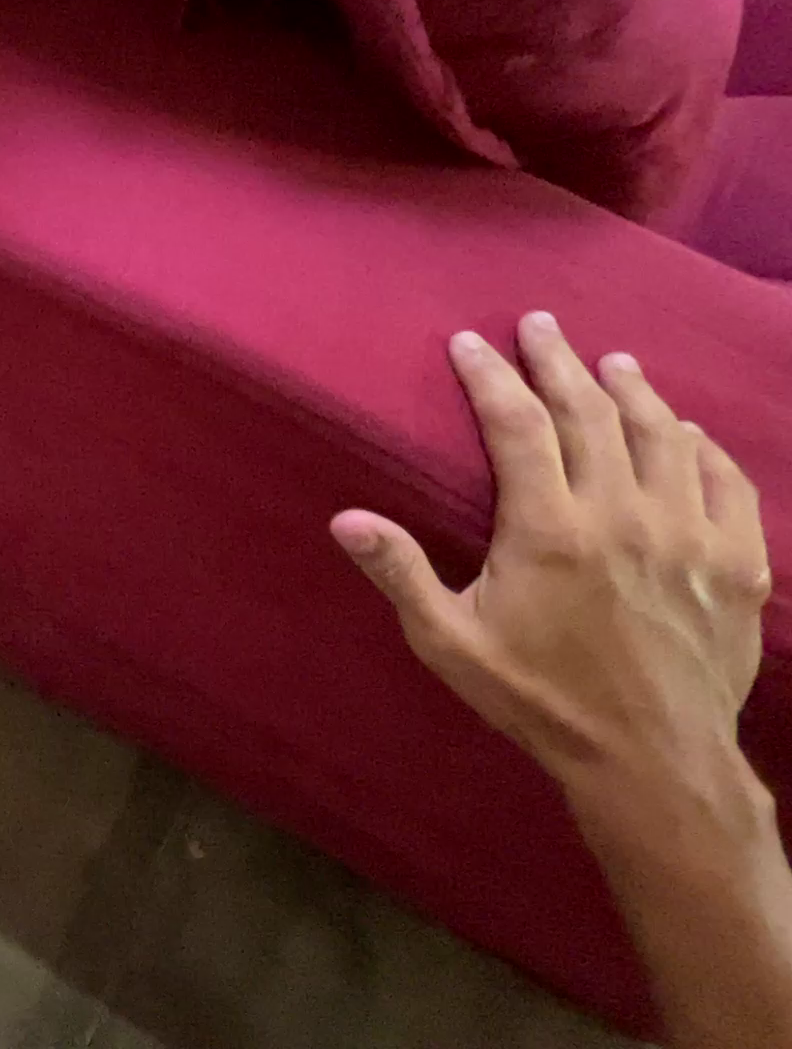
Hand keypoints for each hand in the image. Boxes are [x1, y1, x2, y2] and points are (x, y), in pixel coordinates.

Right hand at [331, 312, 771, 795]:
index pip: (520, 429)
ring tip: (608, 360)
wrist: (649, 758)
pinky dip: (698, 443)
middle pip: (593, 416)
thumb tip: (345, 518)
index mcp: (551, 531)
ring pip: (662, 438)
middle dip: (560, 362)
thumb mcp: (444, 638)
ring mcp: (691, 537)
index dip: (492, 379)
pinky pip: (724, 480)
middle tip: (539, 324)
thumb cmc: (530, 693)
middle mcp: (625, 518)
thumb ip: (398, 571)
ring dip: (630, 391)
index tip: (470, 343)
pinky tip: (682, 429)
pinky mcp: (736, 563)